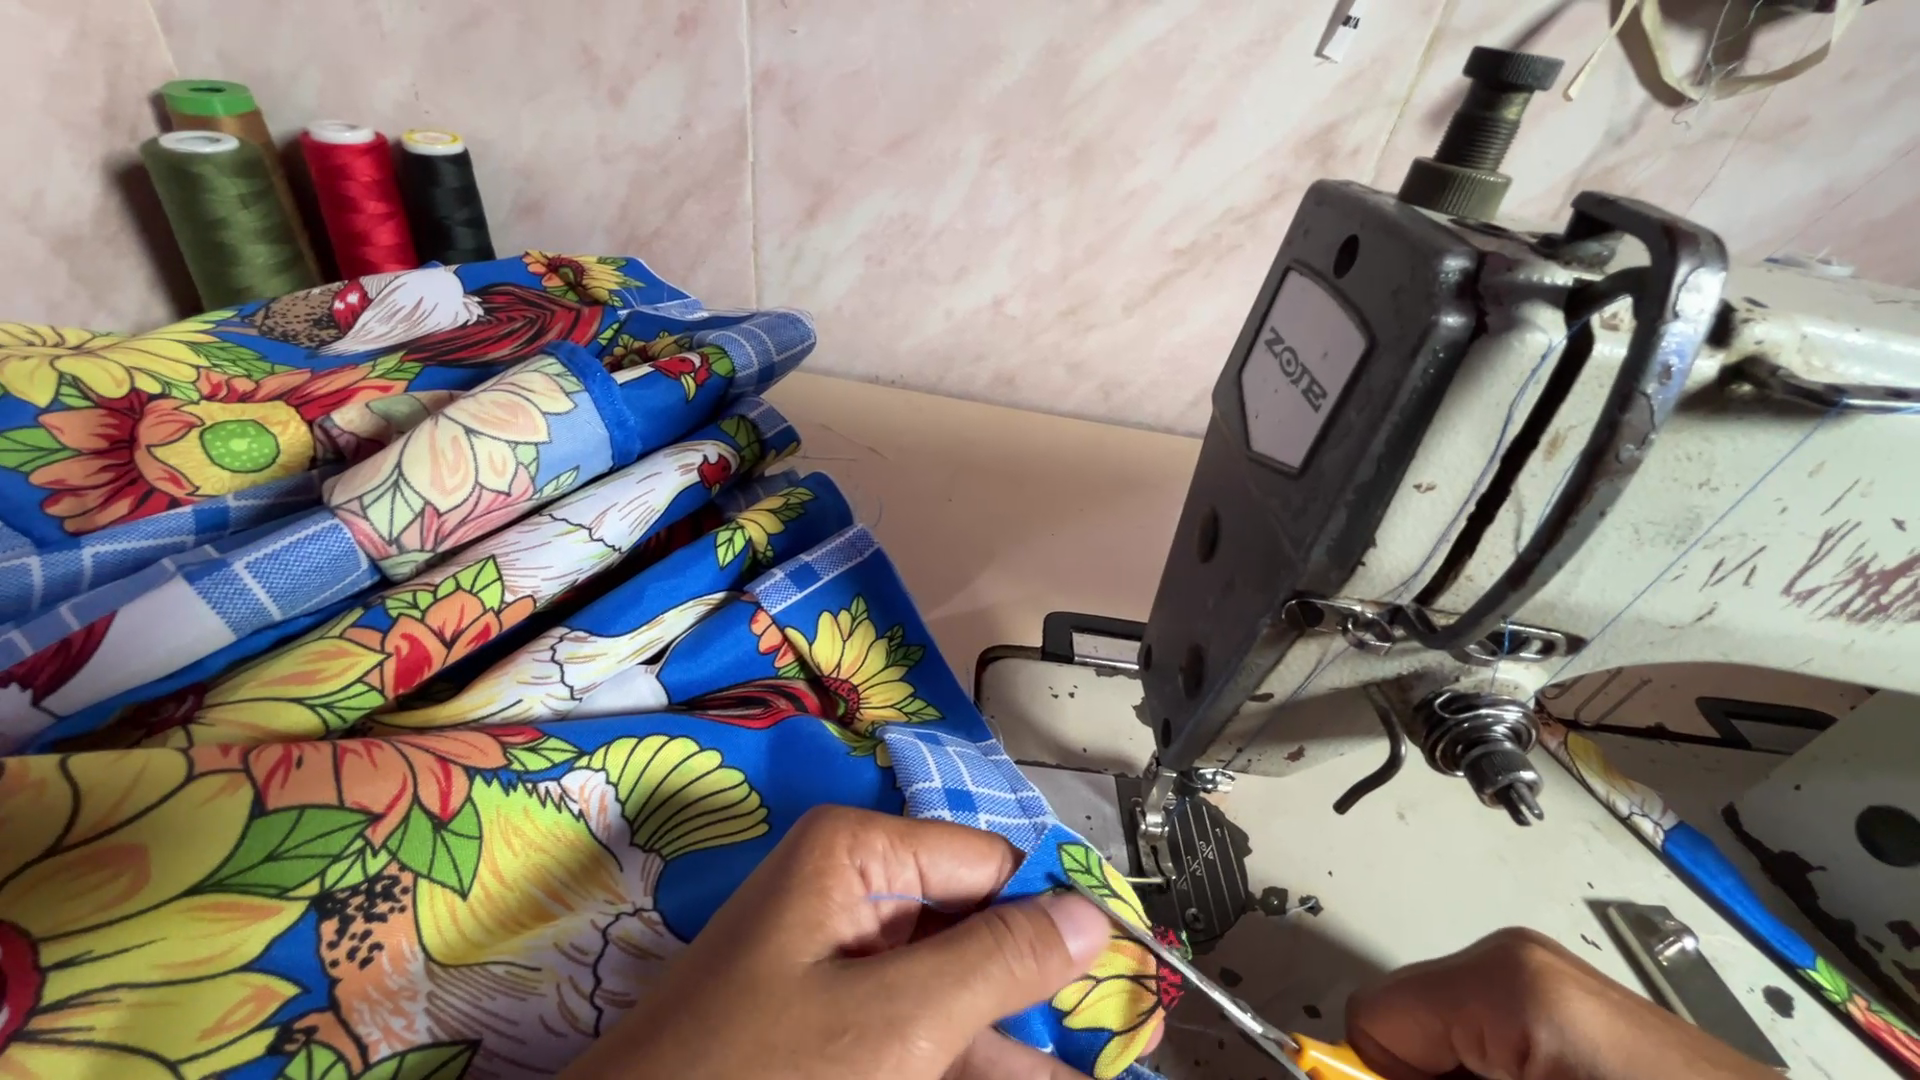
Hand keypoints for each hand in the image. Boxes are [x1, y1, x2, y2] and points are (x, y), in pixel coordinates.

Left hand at [561, 805, 1119, 1079]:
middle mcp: (855, 888)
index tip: (1129, 961)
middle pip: (979, 926)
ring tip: (1104, 1062)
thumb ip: (999, 961)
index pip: (991, 862)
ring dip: (1021, 1040)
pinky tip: (1034, 1075)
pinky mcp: (837, 1019)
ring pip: (959, 989)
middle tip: (1128, 1029)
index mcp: (859, 853)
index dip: (1060, 911)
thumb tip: (1091, 914)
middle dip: (1049, 985)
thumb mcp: (894, 1021)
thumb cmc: (762, 1073)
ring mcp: (845, 958)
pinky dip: (974, 1061)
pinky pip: (924, 1029)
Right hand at [1345, 928, 1779, 1079]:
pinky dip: (1494, 1070)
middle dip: (1428, 1079)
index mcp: (1500, 983)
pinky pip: (1488, 1030)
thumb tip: (1340, 1077)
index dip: (1379, 1079)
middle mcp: (1511, 957)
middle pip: (1406, 1021)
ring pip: (1445, 1030)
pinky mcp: (1568, 996)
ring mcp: (1544, 972)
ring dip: (1462, 1079)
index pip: (1370, 1018)